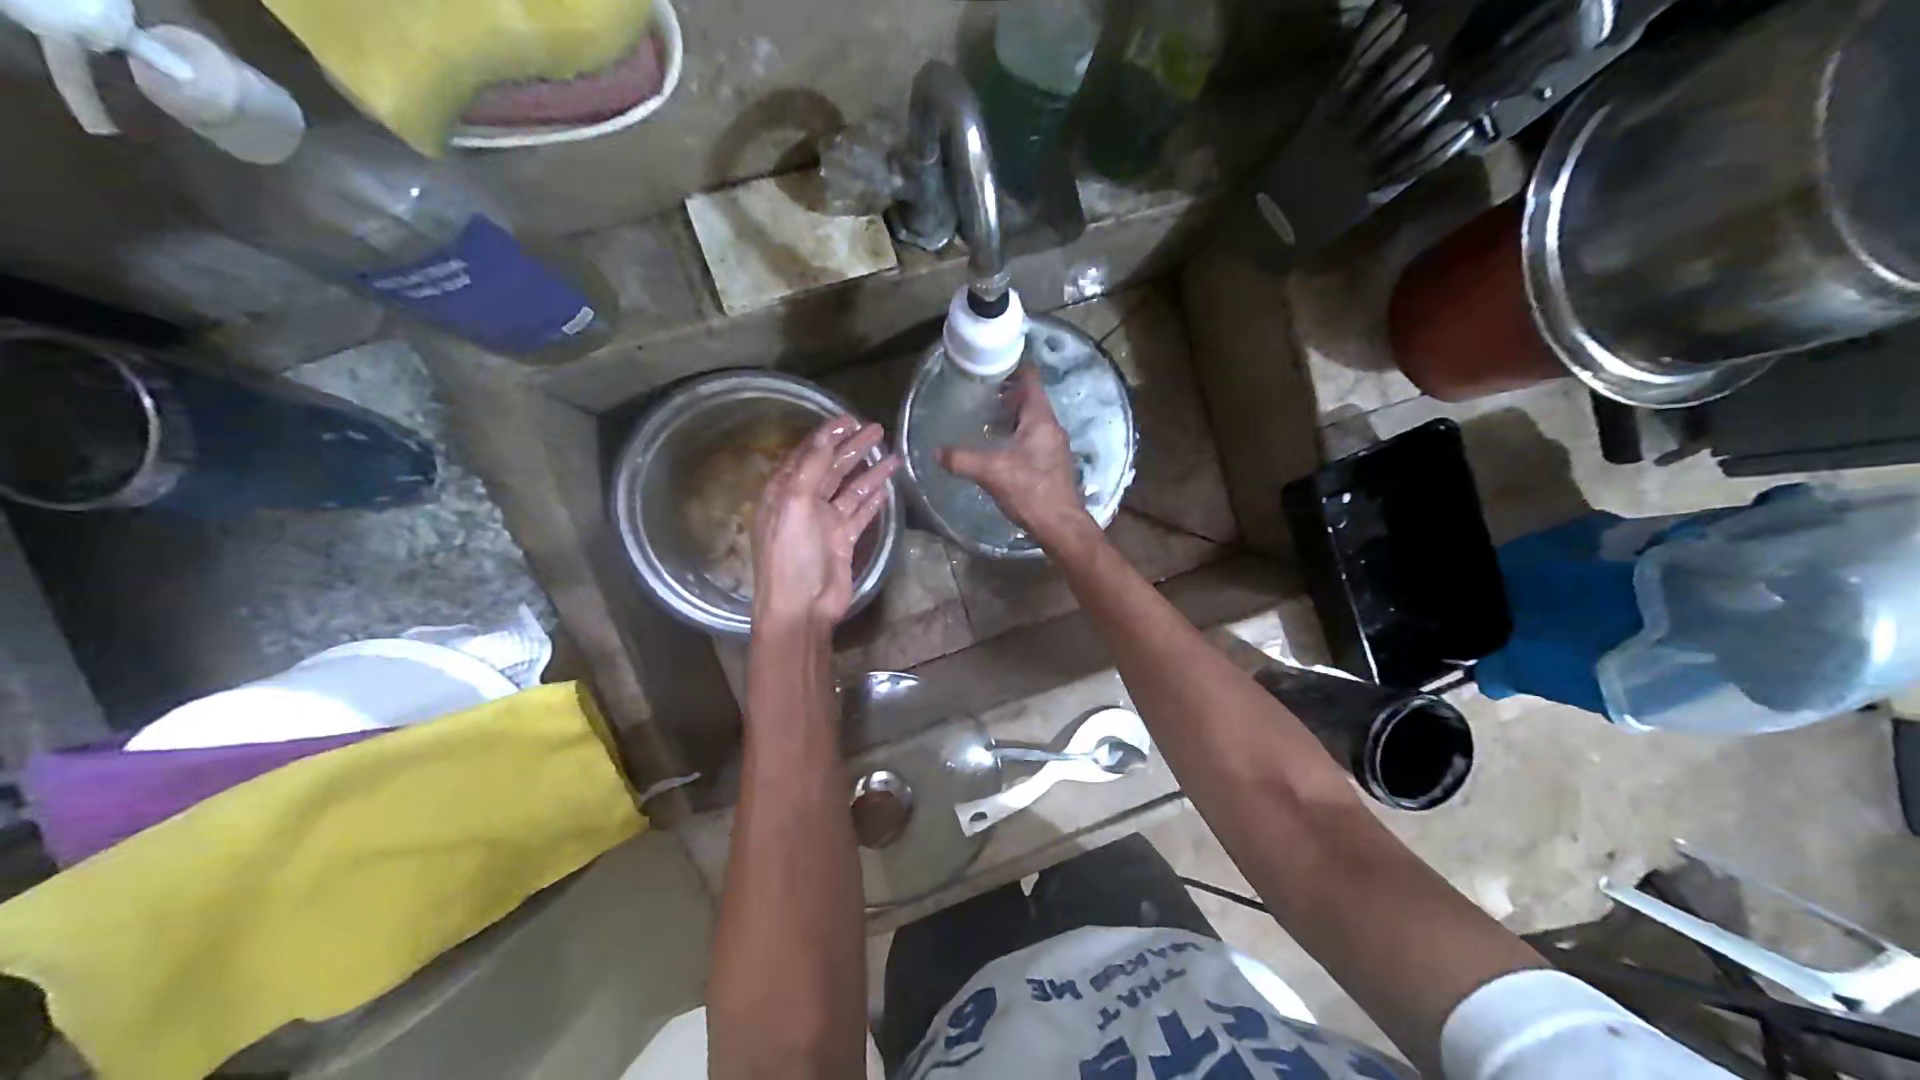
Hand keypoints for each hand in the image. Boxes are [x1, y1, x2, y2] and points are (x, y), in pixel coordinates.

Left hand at [752, 416, 899, 630]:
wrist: (801, 607)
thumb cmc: (791, 555)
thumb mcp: (794, 505)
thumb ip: (810, 469)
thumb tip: (826, 438)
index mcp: (784, 491)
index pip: (807, 454)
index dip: (828, 435)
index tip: (850, 418)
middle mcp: (804, 503)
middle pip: (831, 467)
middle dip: (853, 448)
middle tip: (878, 429)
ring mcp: (825, 522)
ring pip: (850, 489)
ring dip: (869, 472)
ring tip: (892, 454)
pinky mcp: (842, 540)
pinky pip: (860, 513)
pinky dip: (872, 500)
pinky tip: (887, 486)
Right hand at [939, 364, 1087, 543]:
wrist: (1060, 525)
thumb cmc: (1030, 492)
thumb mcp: (991, 472)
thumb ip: (961, 459)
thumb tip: (936, 452)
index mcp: (1041, 419)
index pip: (1031, 379)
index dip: (1012, 367)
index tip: (990, 366)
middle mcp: (1051, 427)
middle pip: (1030, 399)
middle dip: (1006, 394)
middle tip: (980, 394)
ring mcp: (1054, 446)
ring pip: (1031, 420)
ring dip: (1011, 416)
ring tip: (985, 418)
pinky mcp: (1051, 463)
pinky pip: (1033, 438)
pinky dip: (1016, 434)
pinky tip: (998, 447)